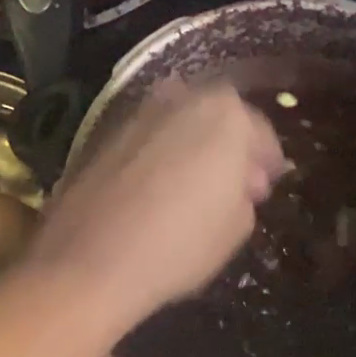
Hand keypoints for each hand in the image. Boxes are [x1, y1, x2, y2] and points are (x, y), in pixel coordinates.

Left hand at [21, 83, 284, 328]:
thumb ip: (245, 192)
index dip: (267, 161)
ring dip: (192, 148)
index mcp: (225, 111)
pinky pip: (150, 139)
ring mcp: (141, 110)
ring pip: (181, 124)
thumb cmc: (179, 242)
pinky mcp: (106, 131)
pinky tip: (158, 191)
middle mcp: (184, 96)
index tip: (267, 184)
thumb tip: (240, 183)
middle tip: (235, 186)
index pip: (260, 131)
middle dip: (229, 148)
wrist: (88, 260)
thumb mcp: (237, 226)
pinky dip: (160, 155)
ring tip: (194, 190)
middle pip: (218, 119)